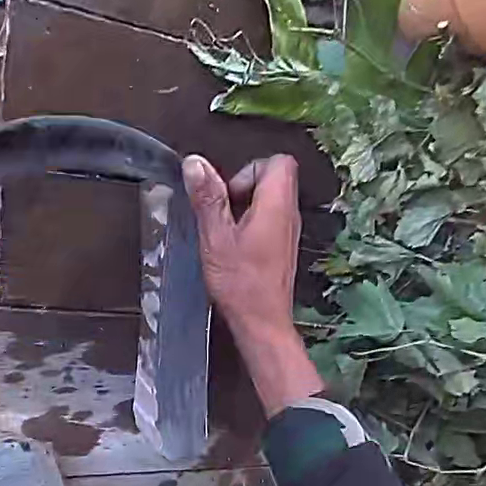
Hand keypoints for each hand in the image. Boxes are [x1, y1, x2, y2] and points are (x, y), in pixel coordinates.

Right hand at [183, 154, 323, 415]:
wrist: (262, 323)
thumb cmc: (240, 283)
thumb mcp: (216, 237)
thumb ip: (207, 199)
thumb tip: (195, 163)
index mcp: (277, 205)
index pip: (279, 162)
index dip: (249, 169)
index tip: (229, 195)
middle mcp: (290, 215)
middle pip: (274, 179)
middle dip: (243, 189)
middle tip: (224, 215)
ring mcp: (288, 233)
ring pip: (270, 202)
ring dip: (244, 209)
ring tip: (225, 234)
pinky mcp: (283, 249)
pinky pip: (269, 222)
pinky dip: (250, 226)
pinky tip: (233, 250)